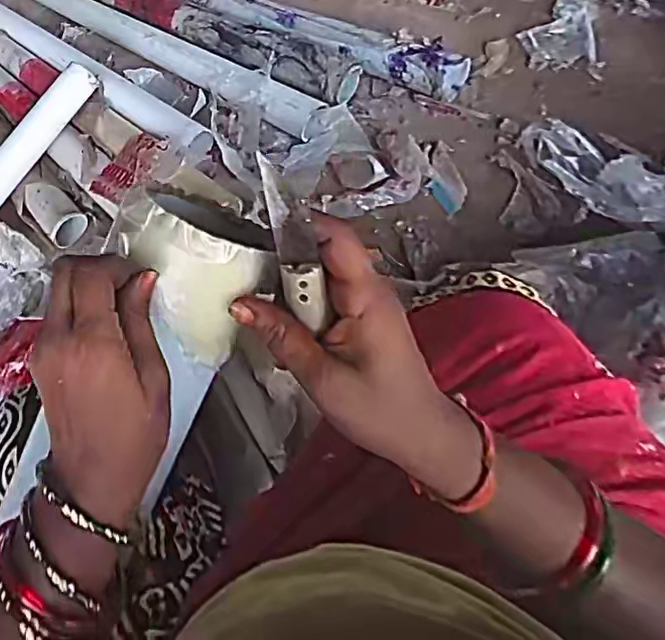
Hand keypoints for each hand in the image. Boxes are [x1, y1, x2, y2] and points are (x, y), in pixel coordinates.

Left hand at [29, 256, 169, 527]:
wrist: (90, 482)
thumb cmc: (131, 440)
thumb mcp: (154, 380)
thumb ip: (141, 322)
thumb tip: (141, 281)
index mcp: (92, 343)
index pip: (91, 274)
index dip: (116, 264)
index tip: (137, 275)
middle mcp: (59, 338)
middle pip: (65, 270)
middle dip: (96, 265)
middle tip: (124, 281)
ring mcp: (43, 346)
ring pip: (56, 287)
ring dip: (83, 282)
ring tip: (115, 302)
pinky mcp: (38, 355)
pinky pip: (54, 311)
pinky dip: (75, 303)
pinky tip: (100, 323)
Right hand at [230, 215, 482, 497]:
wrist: (425, 440)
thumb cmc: (382, 411)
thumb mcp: (323, 377)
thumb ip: (281, 336)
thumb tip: (239, 303)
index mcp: (366, 295)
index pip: (336, 237)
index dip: (299, 224)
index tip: (258, 226)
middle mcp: (367, 288)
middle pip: (320, 249)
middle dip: (281, 254)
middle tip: (245, 268)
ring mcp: (362, 298)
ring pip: (316, 269)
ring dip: (285, 278)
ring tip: (254, 292)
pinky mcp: (355, 311)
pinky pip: (319, 288)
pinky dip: (295, 296)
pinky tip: (277, 314)